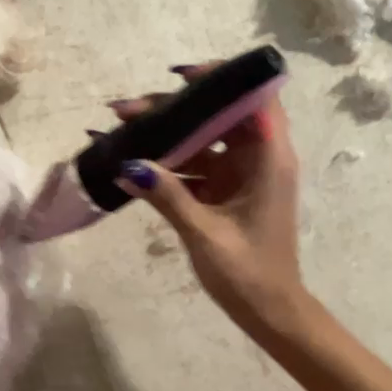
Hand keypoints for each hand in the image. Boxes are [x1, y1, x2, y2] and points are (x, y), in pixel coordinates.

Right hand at [111, 63, 320, 336]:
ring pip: (204, 139)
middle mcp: (259, 158)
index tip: (182, 76)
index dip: (223, 79)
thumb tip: (128, 165)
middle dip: (175, 108)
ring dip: (167, 135)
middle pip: (219, 116)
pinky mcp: (228, 191)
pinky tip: (135, 161)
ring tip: (121, 129)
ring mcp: (242, 175)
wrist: (270, 314)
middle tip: (127, 109)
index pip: (255, 99)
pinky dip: (170, 162)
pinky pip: (198, 164)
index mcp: (269, 159)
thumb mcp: (205, 233)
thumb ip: (168, 196)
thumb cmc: (249, 273)